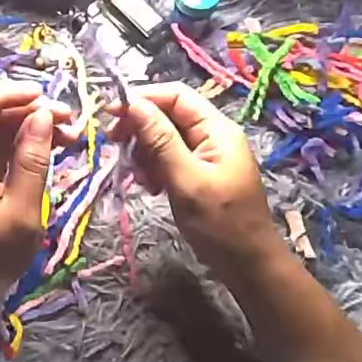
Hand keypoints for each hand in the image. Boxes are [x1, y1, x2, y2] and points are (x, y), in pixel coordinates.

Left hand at [0, 81, 75, 324]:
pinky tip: (52, 146)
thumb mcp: (23, 214)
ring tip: (68, 133)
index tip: (41, 95)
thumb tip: (44, 116)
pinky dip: (23, 142)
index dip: (3, 95)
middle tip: (68, 118)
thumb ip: (32, 162)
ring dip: (29, 124)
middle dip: (26, 108)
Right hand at [116, 82, 285, 274]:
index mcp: (216, 129)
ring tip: (137, 177)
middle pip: (168, 114)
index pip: (175, 95)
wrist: (249, 266)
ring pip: (165, 138)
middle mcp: (212, 135)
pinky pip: (169, 158)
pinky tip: (149, 187)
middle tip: (116, 147)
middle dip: (140, 128)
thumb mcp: (186, 180)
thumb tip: (134, 104)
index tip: (112, 115)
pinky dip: (154, 168)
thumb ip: (160, 140)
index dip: (142, 99)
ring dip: (144, 152)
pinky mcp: (199, 174)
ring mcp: (206, 155)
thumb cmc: (220, 223)